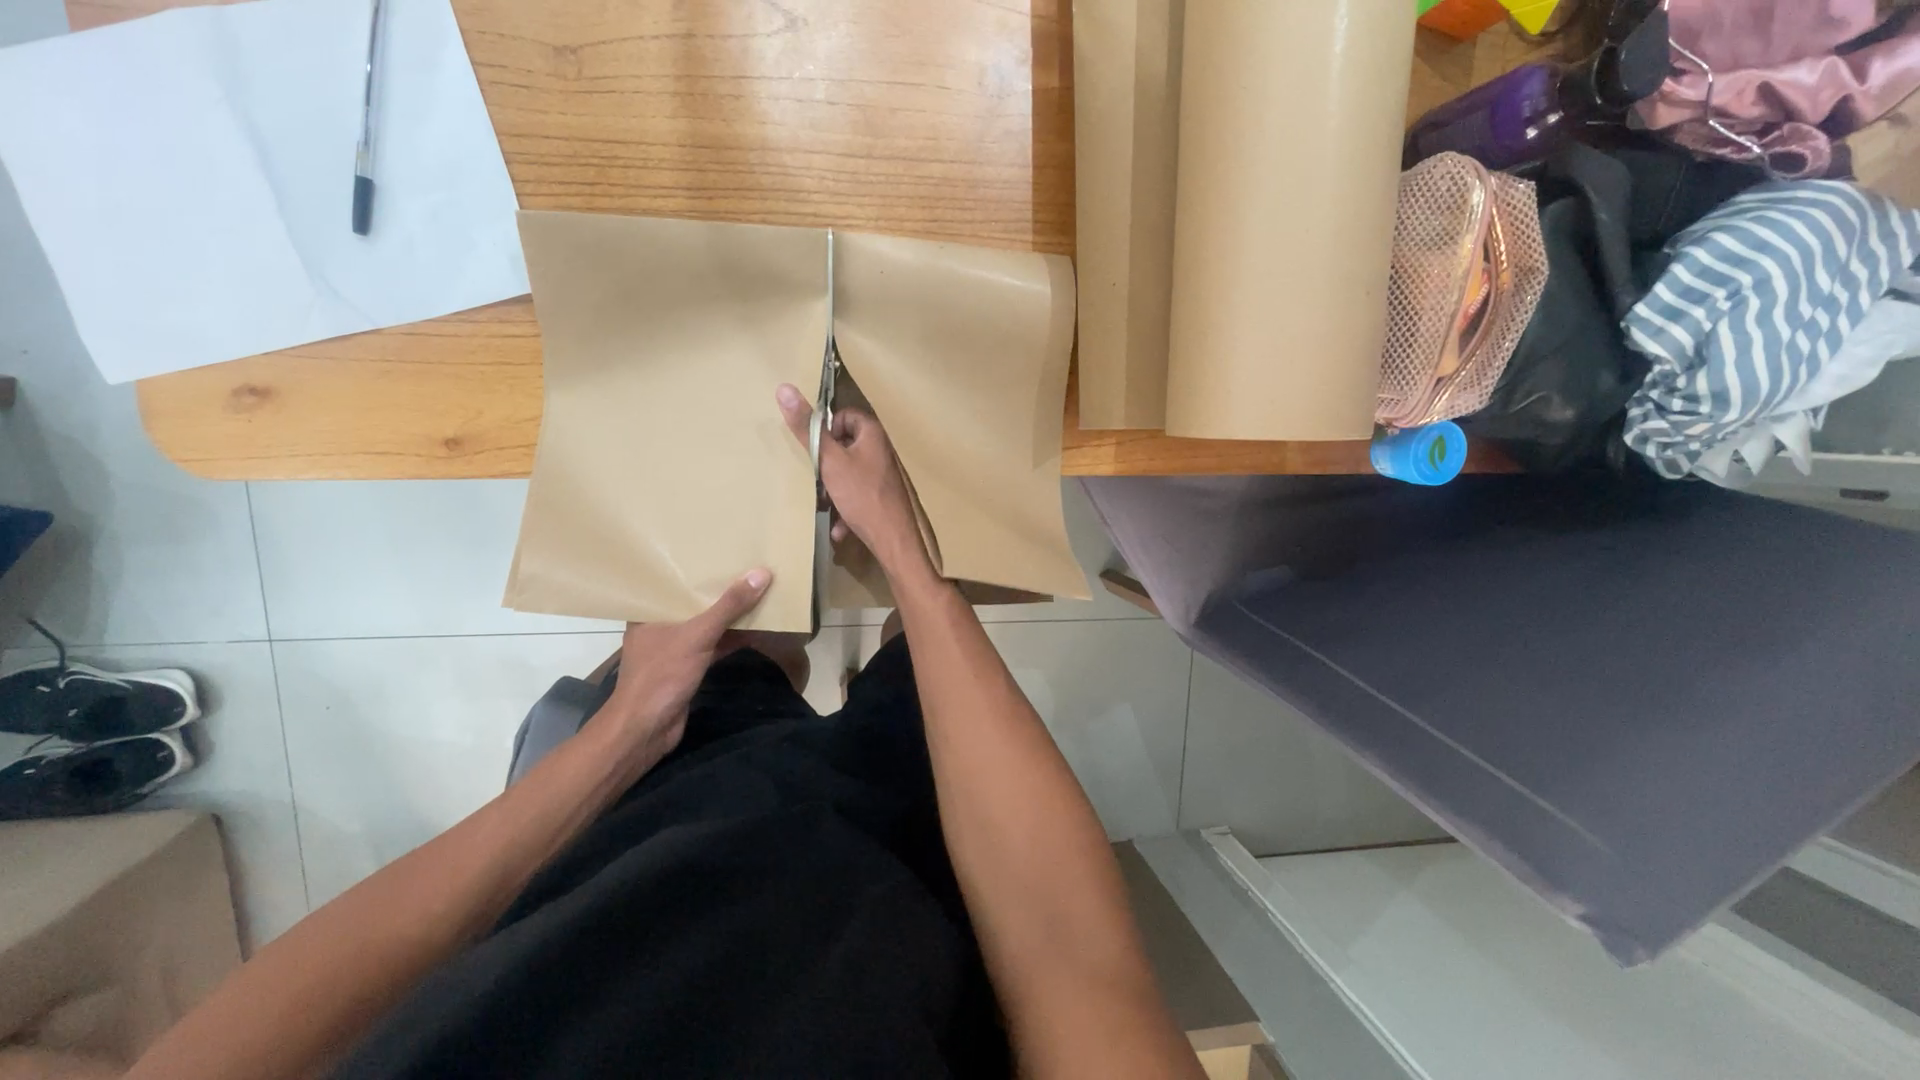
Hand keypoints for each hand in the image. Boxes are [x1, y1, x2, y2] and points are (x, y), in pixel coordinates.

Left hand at [587, 569, 771, 770]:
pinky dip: (732, 637)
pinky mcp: (687, 667)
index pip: (674, 579)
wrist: (646, 729)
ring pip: (706, 623)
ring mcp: (674, 647)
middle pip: (694, 601)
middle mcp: (659, 625)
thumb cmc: (662, 675)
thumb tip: (761, 573)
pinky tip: (757, 627)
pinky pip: (714, 644)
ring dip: (730, 614)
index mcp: (649, 610)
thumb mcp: (697, 635)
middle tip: (750, 565)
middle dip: (721, 588)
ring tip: (760, 590)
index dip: (699, 564)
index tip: (724, 547)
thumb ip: (728, 606)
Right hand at [776, 384, 934, 583]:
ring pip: (848, 474)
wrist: (892, 540)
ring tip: (827, 504)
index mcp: (872, 434)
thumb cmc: (862, 495)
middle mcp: (881, 451)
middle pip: (844, 447)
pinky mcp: (882, 498)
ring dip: (834, 491)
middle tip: (818, 478)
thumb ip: (807, 428)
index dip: (826, 430)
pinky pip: (857, 497)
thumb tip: (784, 388)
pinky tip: (840, 527)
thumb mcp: (829, 460)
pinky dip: (846, 510)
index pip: (844, 416)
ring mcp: (883, 476)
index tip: (815, 448)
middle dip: (827, 465)